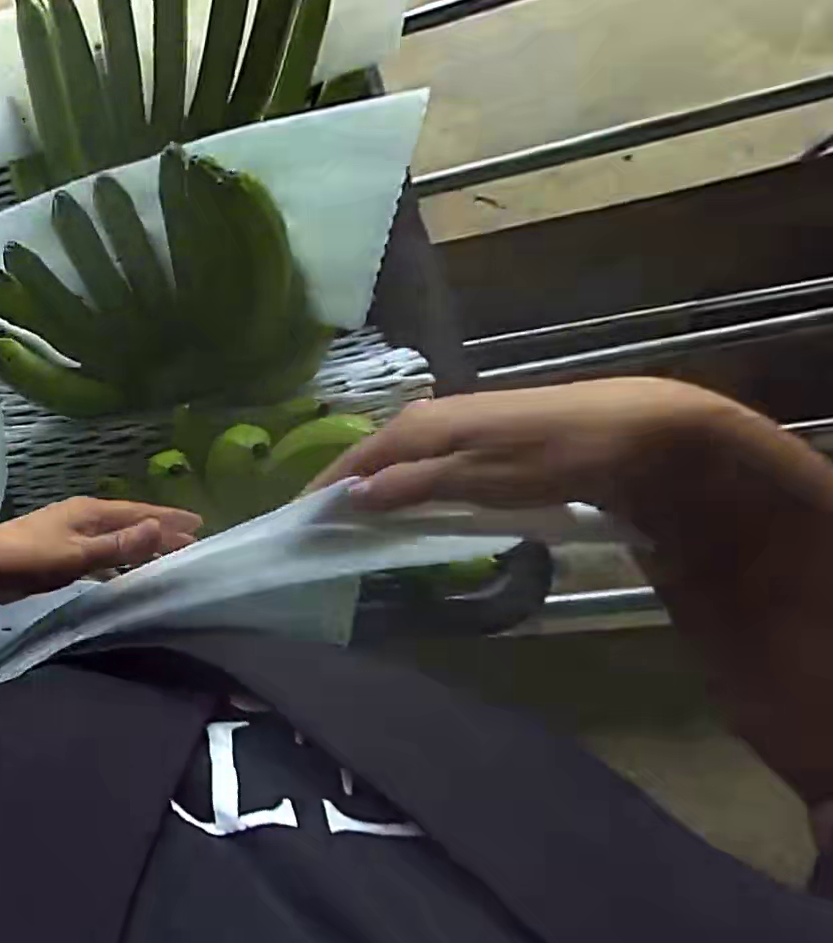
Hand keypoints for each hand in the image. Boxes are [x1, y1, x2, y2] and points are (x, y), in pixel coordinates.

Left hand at [0, 497, 200, 604]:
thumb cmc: (27, 558)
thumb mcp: (77, 555)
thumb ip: (118, 545)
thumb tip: (162, 527)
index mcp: (89, 512)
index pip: (139, 513)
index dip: (169, 520)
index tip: (200, 525)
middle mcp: (81, 516)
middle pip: (128, 520)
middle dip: (159, 527)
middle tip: (191, 535)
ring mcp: (66, 532)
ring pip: (112, 535)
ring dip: (138, 542)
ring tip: (164, 551)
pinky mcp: (55, 550)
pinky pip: (97, 550)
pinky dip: (115, 557)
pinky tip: (119, 570)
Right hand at [307, 377, 752, 517]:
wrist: (648, 431)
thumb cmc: (553, 458)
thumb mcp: (476, 479)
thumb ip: (409, 487)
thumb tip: (350, 497)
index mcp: (413, 427)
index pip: (348, 463)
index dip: (320, 492)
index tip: (295, 522)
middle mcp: (422, 416)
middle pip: (366, 458)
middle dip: (341, 489)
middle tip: (322, 525)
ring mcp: (450, 420)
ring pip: (393, 457)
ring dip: (371, 485)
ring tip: (355, 516)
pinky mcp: (476, 429)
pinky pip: (419, 457)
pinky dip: (400, 479)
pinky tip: (404, 496)